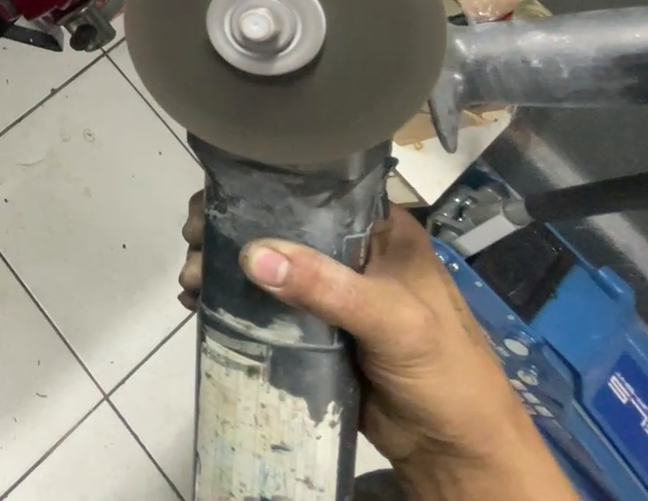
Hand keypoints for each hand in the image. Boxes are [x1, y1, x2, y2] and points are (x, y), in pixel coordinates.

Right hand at [177, 192, 574, 495]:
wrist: (456, 458)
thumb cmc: (447, 379)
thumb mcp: (397, 324)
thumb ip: (330, 287)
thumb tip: (252, 254)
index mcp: (377, 231)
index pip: (308, 191)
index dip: (255, 190)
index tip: (211, 204)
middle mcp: (345, 250)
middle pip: (269, 221)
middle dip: (222, 230)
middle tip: (194, 245)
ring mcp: (322, 286)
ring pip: (254, 258)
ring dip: (215, 264)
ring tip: (191, 281)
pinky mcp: (303, 321)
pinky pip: (253, 297)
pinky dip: (221, 295)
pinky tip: (196, 301)